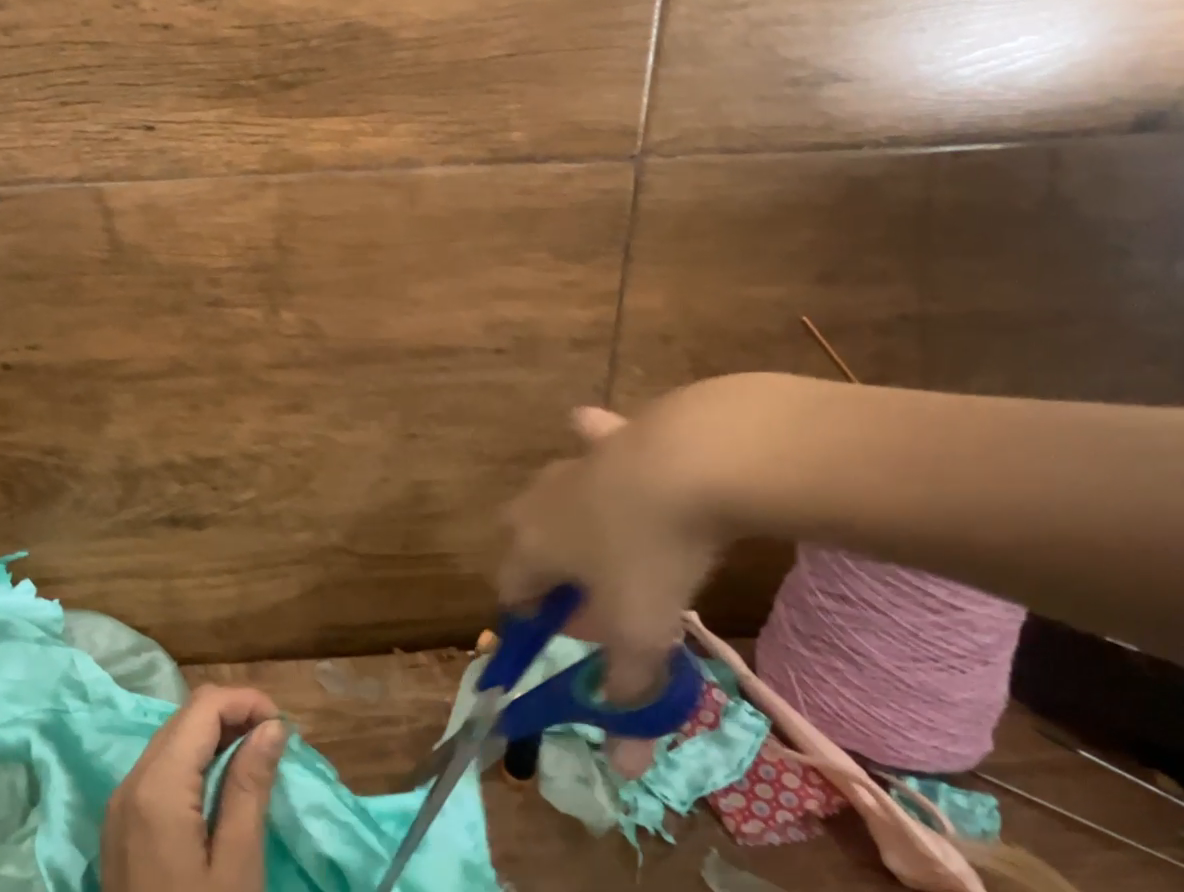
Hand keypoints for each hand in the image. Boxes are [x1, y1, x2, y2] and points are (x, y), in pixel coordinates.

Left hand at [102, 685, 287, 891]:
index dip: (247, 701)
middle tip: (278, 742)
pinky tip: (225, 783)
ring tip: (259, 758)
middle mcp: (130, 782)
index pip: (202, 707)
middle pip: (184, 718)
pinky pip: (160, 770)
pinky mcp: (121, 824)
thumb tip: (271, 726)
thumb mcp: (237, 865)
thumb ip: (250, 787)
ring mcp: (120, 804)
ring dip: (216, 736)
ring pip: (171, 740)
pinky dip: (195, 761)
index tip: (286, 727)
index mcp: (157, 787)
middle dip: (233, 715)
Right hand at [498, 400, 721, 703]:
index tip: (560, 642)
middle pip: (526, 540)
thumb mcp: (641, 634)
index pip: (511, 591)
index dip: (530, 622)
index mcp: (530, 548)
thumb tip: (625, 769)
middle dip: (548, 570)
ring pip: (557, 493)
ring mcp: (574, 463)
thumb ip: (626, 695)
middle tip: (591, 596)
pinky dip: (597, 444)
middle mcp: (538, 503)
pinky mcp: (614, 433)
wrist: (691, 459)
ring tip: (608, 537)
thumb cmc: (649, 553)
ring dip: (571, 515)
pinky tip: (609, 443)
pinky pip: (594, 439)